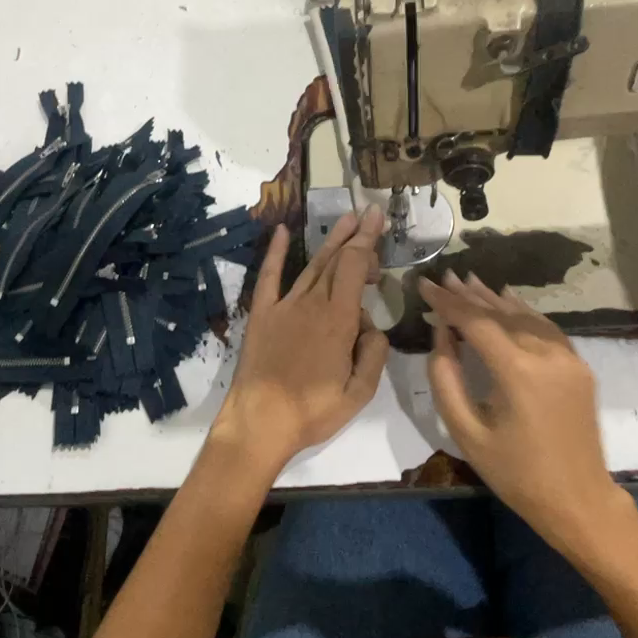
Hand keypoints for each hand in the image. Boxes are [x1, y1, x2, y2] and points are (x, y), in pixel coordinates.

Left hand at [209, 207, 389, 480]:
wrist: (260, 422)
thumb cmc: (313, 413)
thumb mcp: (359, 393)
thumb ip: (374, 355)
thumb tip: (374, 329)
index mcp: (339, 321)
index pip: (355, 268)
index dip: (368, 241)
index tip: (378, 220)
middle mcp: (312, 305)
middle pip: (336, 262)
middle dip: (356, 237)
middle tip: (370, 215)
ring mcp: (284, 307)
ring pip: (311, 266)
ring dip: (330, 242)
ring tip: (344, 220)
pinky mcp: (261, 316)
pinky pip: (269, 277)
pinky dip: (275, 253)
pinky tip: (282, 232)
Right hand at [421, 272, 631, 547]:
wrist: (577, 499)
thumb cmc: (514, 473)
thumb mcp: (466, 431)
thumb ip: (446, 379)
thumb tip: (441, 335)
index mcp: (517, 371)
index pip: (475, 322)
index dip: (447, 302)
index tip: (424, 285)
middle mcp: (546, 354)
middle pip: (501, 313)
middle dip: (468, 295)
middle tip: (443, 277)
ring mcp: (568, 358)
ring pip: (525, 316)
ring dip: (494, 299)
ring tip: (468, 281)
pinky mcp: (578, 366)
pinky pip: (546, 328)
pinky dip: (523, 311)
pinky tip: (507, 300)